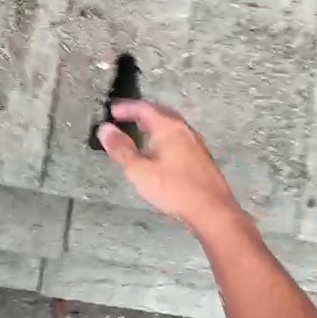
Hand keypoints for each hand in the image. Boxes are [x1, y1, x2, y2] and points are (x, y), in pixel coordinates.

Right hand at [96, 100, 242, 230]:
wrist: (212, 210)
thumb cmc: (172, 188)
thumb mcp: (139, 170)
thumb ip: (121, 149)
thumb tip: (104, 129)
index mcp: (167, 127)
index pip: (143, 107)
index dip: (125, 107)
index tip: (110, 110)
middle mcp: (183, 128)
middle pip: (159, 112)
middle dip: (140, 112)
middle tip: (123, 117)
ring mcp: (195, 142)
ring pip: (170, 124)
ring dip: (153, 123)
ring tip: (138, 131)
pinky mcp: (201, 156)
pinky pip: (178, 136)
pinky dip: (163, 135)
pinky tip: (159, 149)